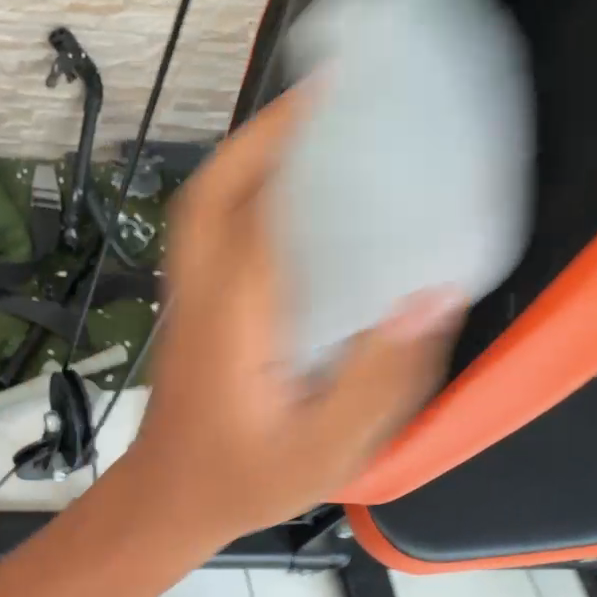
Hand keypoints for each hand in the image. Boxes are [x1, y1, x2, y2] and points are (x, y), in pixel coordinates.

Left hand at [127, 95, 465, 538]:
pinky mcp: (188, 303)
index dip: (294, 150)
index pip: (259, 211)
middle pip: (211, 191)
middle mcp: (199, 290)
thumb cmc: (242, 479)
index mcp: (233, 315)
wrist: (167, 495)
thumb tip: (429, 295)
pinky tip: (289, 194)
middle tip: (322, 101)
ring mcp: (184, 293)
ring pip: (201, 205)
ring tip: (310, 132)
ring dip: (247, 158)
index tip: (340, 104)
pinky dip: (240, 193)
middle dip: (260, 136)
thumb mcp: (326, 450)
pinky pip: (208, 228)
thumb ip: (378, 378)